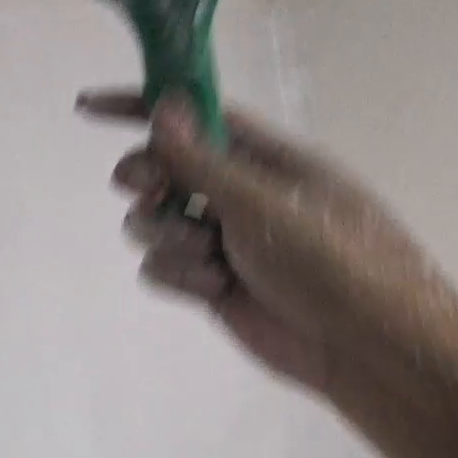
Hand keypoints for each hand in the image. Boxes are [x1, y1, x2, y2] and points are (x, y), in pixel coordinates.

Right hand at [79, 88, 439, 396]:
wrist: (369, 352)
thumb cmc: (335, 263)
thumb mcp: (263, 203)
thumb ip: (201, 160)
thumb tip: (164, 105)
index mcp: (266, 161)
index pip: (194, 118)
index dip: (141, 107)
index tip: (88, 107)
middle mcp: (239, 194)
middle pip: (159, 169)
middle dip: (146, 181)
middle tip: (152, 194)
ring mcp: (220, 239)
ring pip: (151, 220)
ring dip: (167, 236)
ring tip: (206, 258)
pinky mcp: (206, 280)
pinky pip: (159, 265)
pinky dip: (177, 274)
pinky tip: (211, 288)